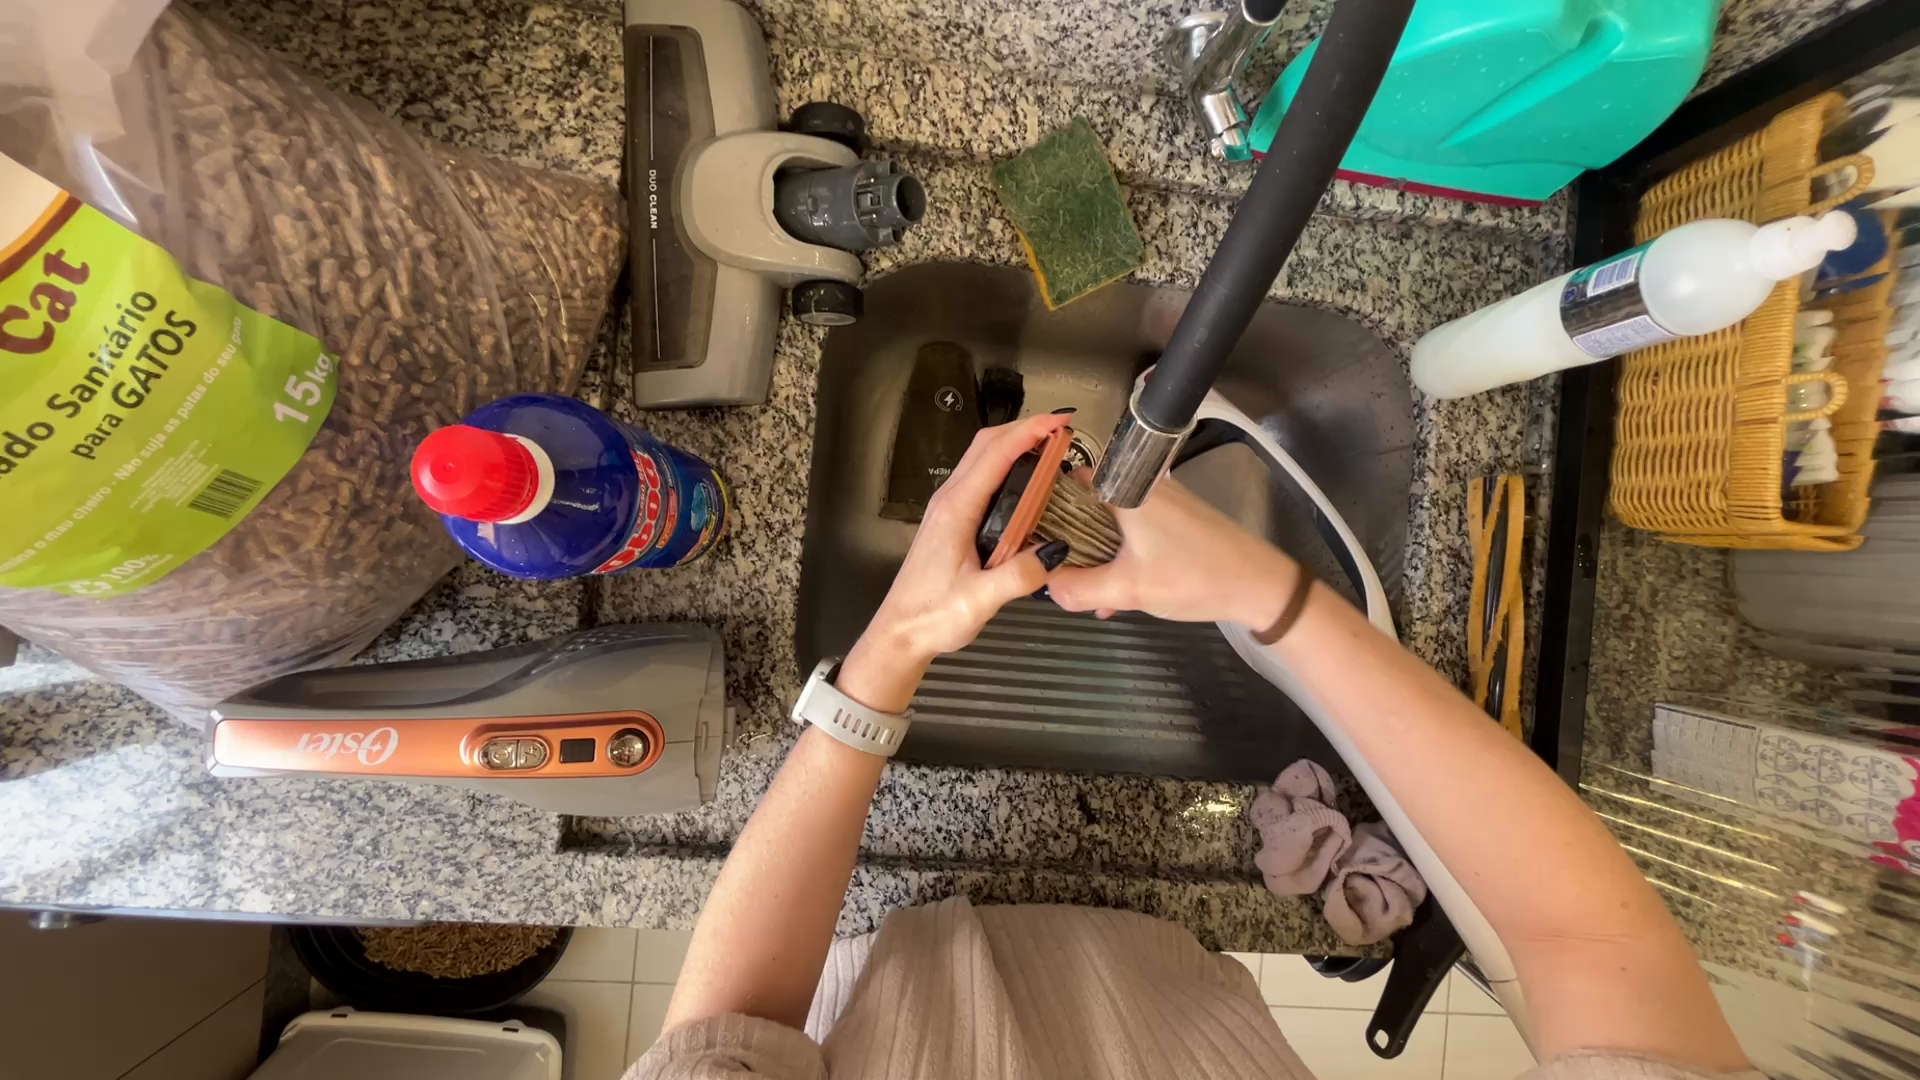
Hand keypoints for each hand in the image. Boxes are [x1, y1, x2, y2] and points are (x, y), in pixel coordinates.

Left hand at [839, 412, 1075, 710]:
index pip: (995, 455)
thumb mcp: (980, 600)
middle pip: (985, 445)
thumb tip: (1056, 550)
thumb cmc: (932, 616)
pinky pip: (979, 478)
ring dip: (1014, 444)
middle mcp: (949, 501)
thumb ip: (1020, 575)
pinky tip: (1025, 481)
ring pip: (980, 459)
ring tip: (1049, 447)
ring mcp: (947, 509)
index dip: (1029, 432)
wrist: (900, 633)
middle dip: (1024, 428)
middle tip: (1061, 428)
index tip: (1060, 422)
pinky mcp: (950, 521)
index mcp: (956, 510)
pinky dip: (1005, 466)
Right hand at [1046, 474, 1300, 628]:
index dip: (1044, 505)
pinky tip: (1117, 594)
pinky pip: (1131, 533)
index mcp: (1126, 490)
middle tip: (1059, 573)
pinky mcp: (1175, 520)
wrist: (1261, 585)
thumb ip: (1080, 588)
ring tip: (1088, 593)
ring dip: (1095, 555)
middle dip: (1070, 541)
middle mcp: (1141, 487)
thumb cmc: (1195, 576)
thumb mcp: (1130, 589)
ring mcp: (1160, 502)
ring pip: (1109, 523)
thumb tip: (1046, 586)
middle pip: (1086, 504)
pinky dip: (1118, 557)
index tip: (1030, 535)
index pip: (1069, 480)